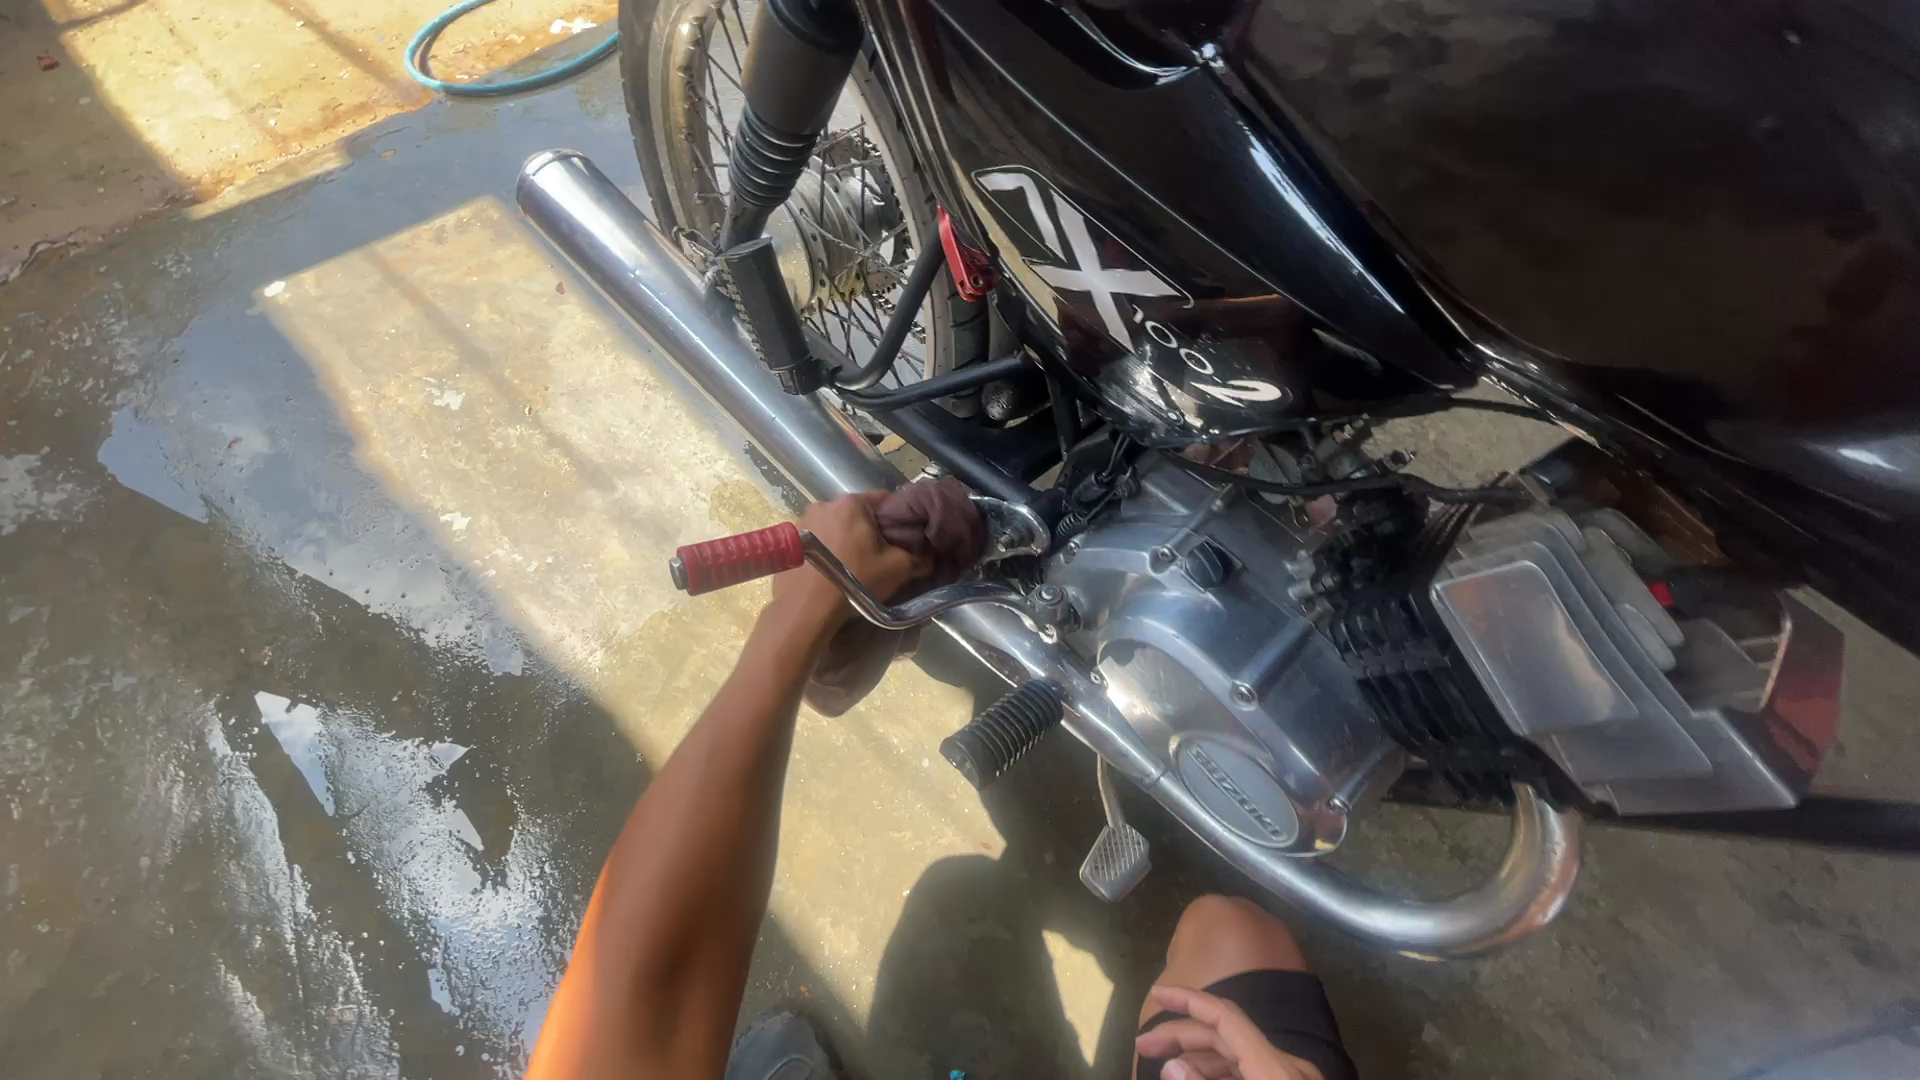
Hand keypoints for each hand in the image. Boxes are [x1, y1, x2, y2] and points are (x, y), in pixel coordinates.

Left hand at [770, 491, 929, 635]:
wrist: (806, 609)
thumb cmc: (855, 580)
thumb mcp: (897, 569)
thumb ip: (918, 559)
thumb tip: (929, 558)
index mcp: (852, 503)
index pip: (884, 499)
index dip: (898, 517)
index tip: (904, 535)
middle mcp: (824, 504)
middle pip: (857, 512)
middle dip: (869, 528)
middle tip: (880, 552)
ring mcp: (801, 521)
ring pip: (834, 525)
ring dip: (844, 537)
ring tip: (852, 562)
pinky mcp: (787, 541)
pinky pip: (815, 539)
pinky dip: (825, 548)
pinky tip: (829, 568)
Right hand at [1135, 985, 1324, 1079]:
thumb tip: (1172, 1067)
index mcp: (1275, 1069)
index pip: (1224, 1017)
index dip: (1188, 1000)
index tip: (1156, 997)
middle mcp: (1286, 1067)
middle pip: (1225, 1035)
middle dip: (1182, 1036)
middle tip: (1144, 1047)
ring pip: (1235, 1055)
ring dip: (1198, 1058)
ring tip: (1166, 1071)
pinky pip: (1248, 1073)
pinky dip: (1218, 1075)